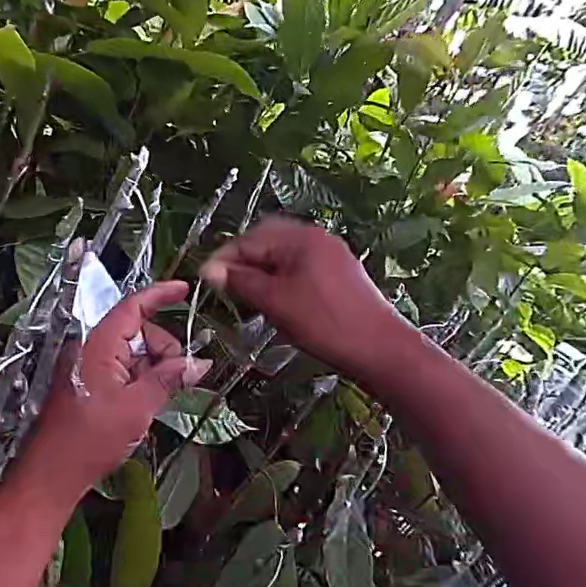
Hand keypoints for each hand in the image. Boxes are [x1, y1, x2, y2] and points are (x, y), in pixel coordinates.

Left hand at [19, 280, 211, 498]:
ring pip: (134, 352)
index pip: (133, 306)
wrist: (51, 475)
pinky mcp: (88, 384)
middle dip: (163, 349)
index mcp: (100, 344)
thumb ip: (169, 379)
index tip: (185, 289)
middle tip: (176, 379)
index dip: (160, 294)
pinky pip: (123, 370)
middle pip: (139, 331)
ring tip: (156, 400)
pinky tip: (146, 404)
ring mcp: (89, 366)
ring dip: (153, 369)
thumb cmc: (91, 439)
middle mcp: (92, 348)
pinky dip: (140, 380)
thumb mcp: (138, 407)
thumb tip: (199, 362)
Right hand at [198, 218, 417, 378]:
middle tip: (227, 287)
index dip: (224, 260)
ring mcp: (330, 254)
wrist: (380, 348)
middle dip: (244, 262)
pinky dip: (283, 279)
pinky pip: (301, 267)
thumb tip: (209, 270)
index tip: (205, 281)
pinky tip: (278, 301)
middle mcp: (316, 237)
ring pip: (284, 255)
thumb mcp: (277, 302)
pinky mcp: (339, 273)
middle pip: (267, 241)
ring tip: (251, 297)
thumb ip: (242, 282)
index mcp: (300, 237)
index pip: (249, 240)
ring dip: (263, 271)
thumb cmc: (325, 323)